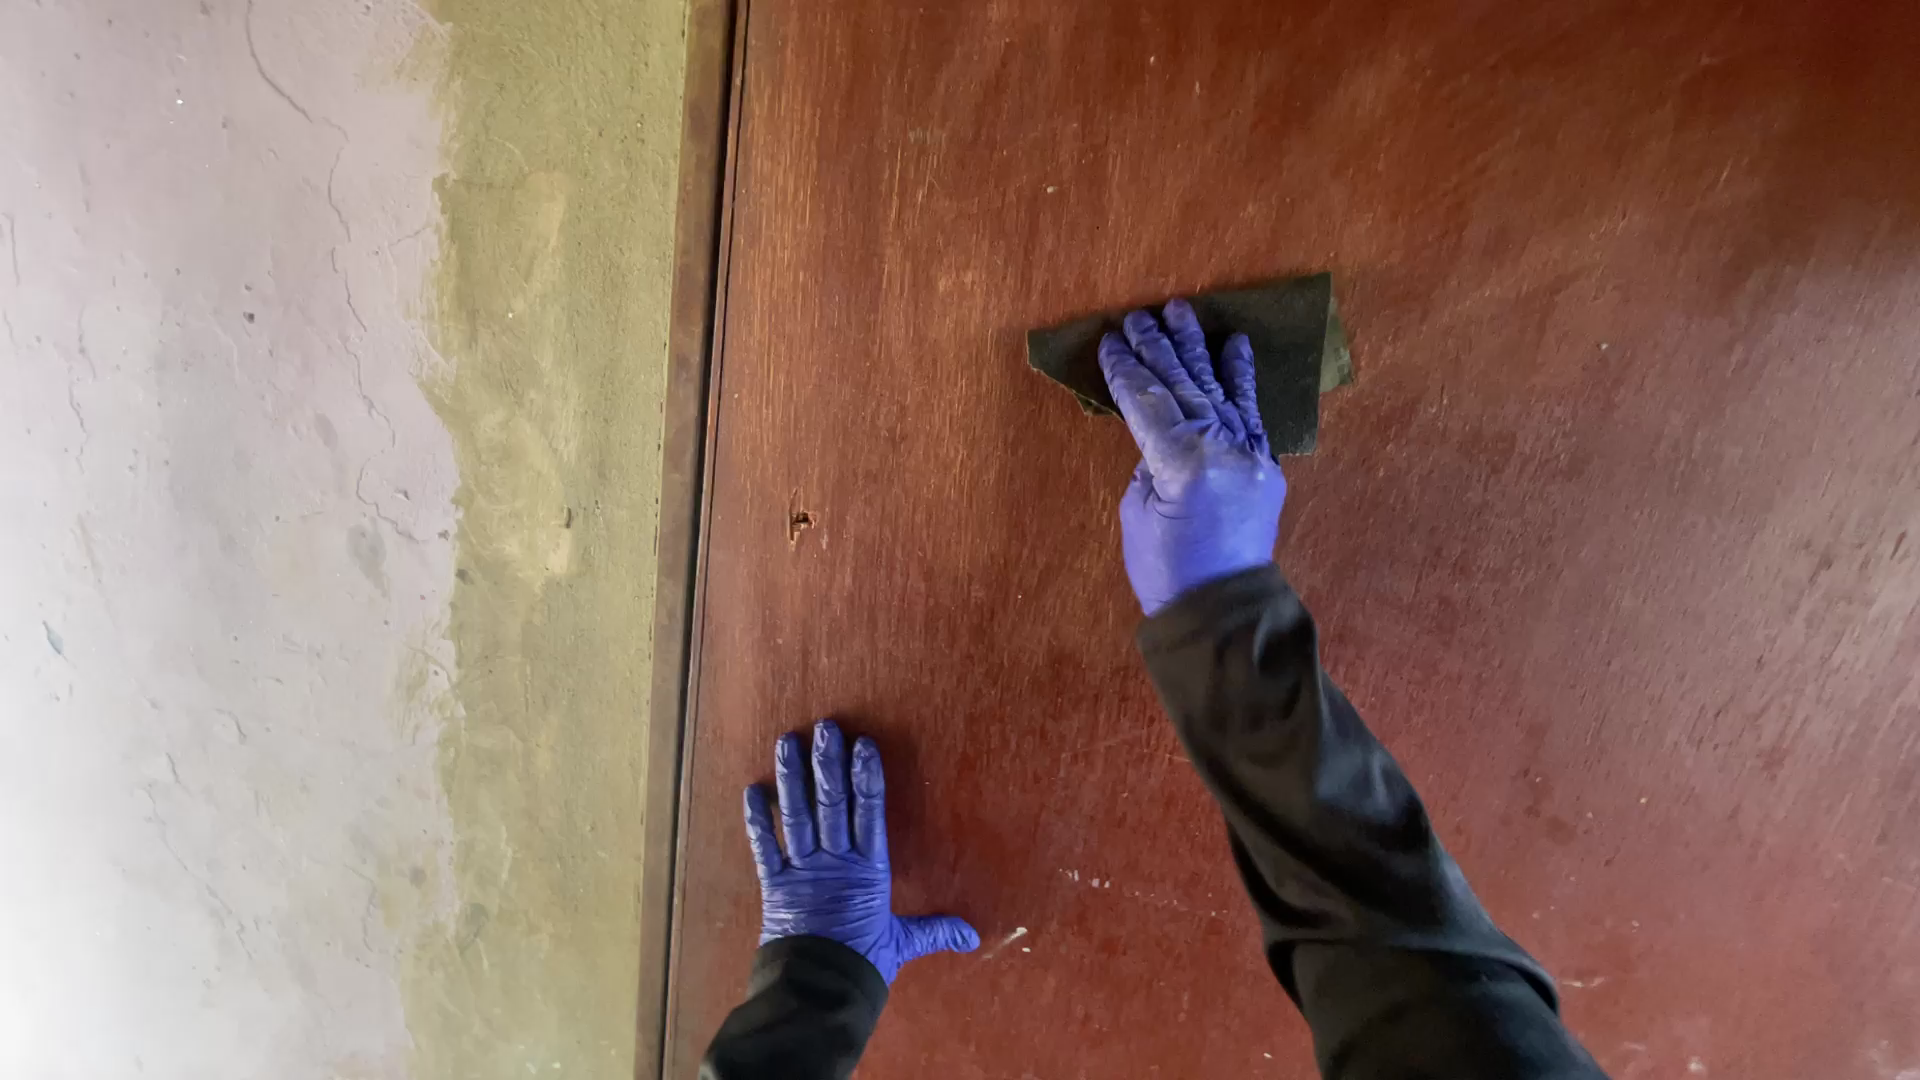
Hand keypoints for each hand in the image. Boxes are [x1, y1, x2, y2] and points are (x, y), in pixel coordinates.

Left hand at [742, 720, 979, 982]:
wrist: (820, 998)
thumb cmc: (862, 966)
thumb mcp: (902, 943)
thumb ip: (935, 930)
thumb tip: (974, 936)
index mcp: (868, 869)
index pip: (869, 811)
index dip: (866, 776)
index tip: (863, 745)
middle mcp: (835, 861)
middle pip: (832, 803)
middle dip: (829, 764)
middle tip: (826, 728)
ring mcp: (803, 871)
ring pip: (796, 816)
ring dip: (791, 778)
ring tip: (788, 741)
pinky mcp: (775, 887)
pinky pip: (763, 849)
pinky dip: (755, 821)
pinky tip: (751, 790)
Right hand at [1098, 299, 1287, 614]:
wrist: (1223, 609)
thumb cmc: (1166, 570)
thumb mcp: (1137, 513)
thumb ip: (1148, 464)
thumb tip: (1158, 437)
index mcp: (1183, 462)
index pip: (1148, 402)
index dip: (1125, 370)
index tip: (1111, 339)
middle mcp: (1222, 447)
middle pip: (1183, 386)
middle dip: (1157, 348)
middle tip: (1139, 316)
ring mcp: (1250, 452)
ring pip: (1217, 389)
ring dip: (1195, 349)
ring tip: (1181, 312)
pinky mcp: (1265, 462)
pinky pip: (1253, 412)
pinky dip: (1242, 377)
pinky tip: (1235, 344)